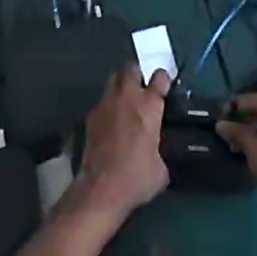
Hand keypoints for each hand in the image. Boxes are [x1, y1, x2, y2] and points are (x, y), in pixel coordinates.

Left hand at [70, 64, 170, 219]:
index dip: (163, 79)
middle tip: (143, 88)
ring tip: (127, 101)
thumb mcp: (161, 167)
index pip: (159, 78)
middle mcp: (127, 97)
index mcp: (148, 106)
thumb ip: (159, 146)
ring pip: (113, 79)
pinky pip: (103, 100)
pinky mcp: (92, 114)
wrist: (102, 187)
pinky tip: (113, 120)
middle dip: (137, 74)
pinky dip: (109, 104)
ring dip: (121, 85)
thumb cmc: (137, 178)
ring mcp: (106, 103)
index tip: (165, 85)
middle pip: (130, 68)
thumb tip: (155, 146)